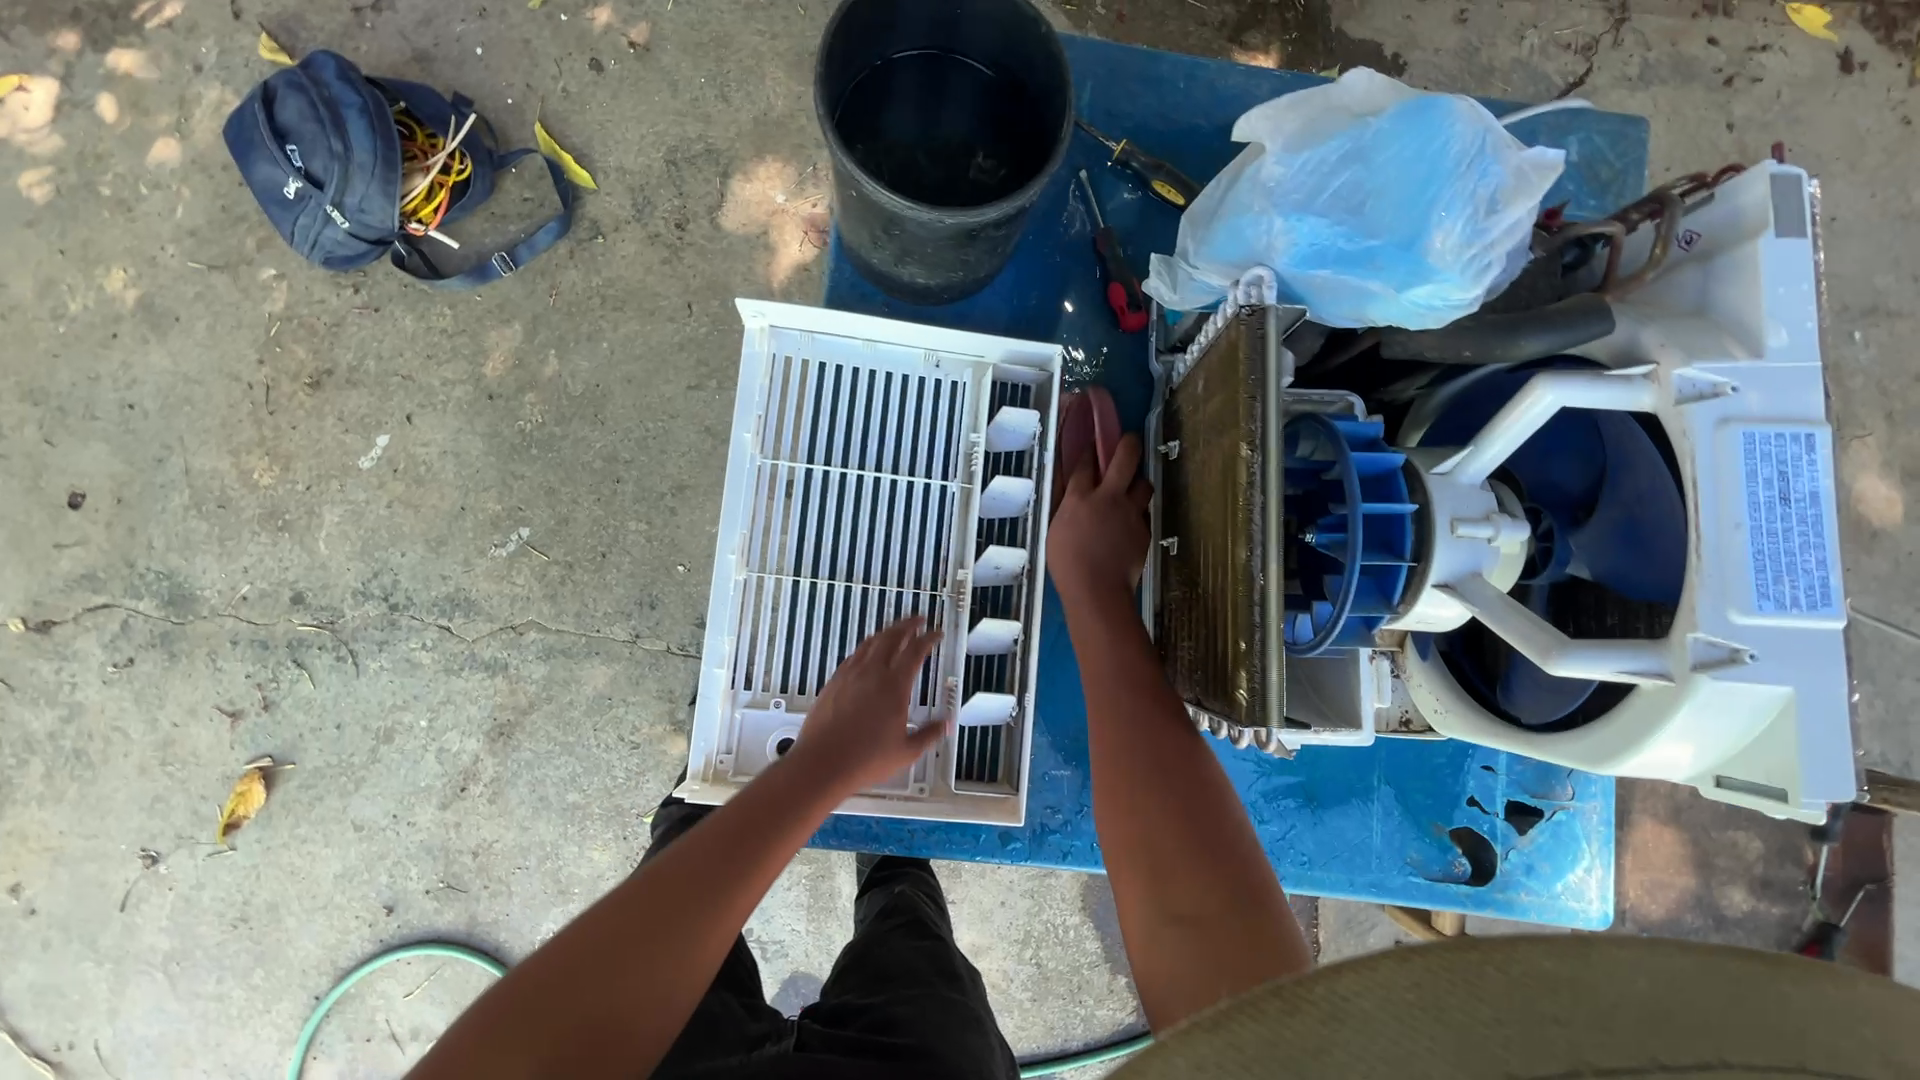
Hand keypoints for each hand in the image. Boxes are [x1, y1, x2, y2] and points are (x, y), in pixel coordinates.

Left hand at [784, 617, 948, 796]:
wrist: (822, 763)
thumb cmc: (866, 759)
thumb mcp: (906, 751)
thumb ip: (929, 734)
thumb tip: (946, 725)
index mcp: (894, 685)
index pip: (915, 651)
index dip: (928, 638)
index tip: (936, 633)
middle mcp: (872, 673)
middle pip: (892, 637)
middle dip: (907, 625)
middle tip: (918, 620)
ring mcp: (850, 675)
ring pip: (870, 642)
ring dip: (887, 632)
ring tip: (895, 631)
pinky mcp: (834, 682)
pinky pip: (854, 655)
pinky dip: (867, 647)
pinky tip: (868, 654)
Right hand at [1049, 432, 1152, 603]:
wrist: (1098, 590)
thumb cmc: (1068, 565)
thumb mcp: (1056, 532)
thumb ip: (1067, 510)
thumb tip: (1073, 499)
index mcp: (1080, 498)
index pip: (1085, 463)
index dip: (1088, 449)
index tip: (1091, 443)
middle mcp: (1108, 498)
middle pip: (1125, 457)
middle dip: (1129, 444)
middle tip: (1129, 441)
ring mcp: (1130, 513)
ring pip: (1144, 485)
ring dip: (1139, 484)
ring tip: (1133, 491)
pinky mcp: (1145, 530)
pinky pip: (1145, 514)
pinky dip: (1139, 515)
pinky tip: (1131, 525)